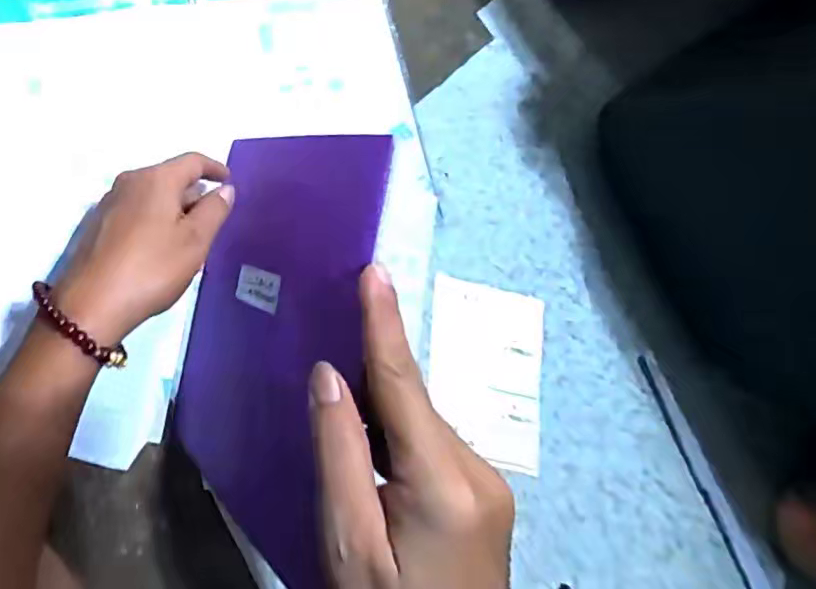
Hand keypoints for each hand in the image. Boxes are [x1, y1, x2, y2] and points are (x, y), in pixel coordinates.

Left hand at [55, 153, 234, 346]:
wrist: (90, 305)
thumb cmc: (150, 269)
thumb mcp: (194, 242)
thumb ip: (214, 210)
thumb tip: (224, 189)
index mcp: (156, 179)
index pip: (192, 161)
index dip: (214, 168)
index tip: (228, 180)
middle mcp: (130, 181)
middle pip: (171, 177)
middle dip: (193, 193)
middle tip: (211, 220)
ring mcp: (110, 202)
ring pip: (152, 195)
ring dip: (173, 209)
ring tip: (187, 237)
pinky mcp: (98, 224)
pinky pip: (136, 210)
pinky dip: (154, 219)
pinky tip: (158, 247)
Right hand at [310, 265, 514, 588]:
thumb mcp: (348, 546)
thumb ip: (338, 453)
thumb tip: (327, 373)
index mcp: (445, 484)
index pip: (402, 383)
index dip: (383, 322)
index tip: (374, 270)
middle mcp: (478, 472)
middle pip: (410, 402)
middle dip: (370, 372)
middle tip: (330, 336)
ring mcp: (487, 486)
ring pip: (419, 421)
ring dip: (382, 406)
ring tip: (341, 402)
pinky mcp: (484, 498)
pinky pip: (429, 443)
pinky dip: (397, 432)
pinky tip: (371, 446)